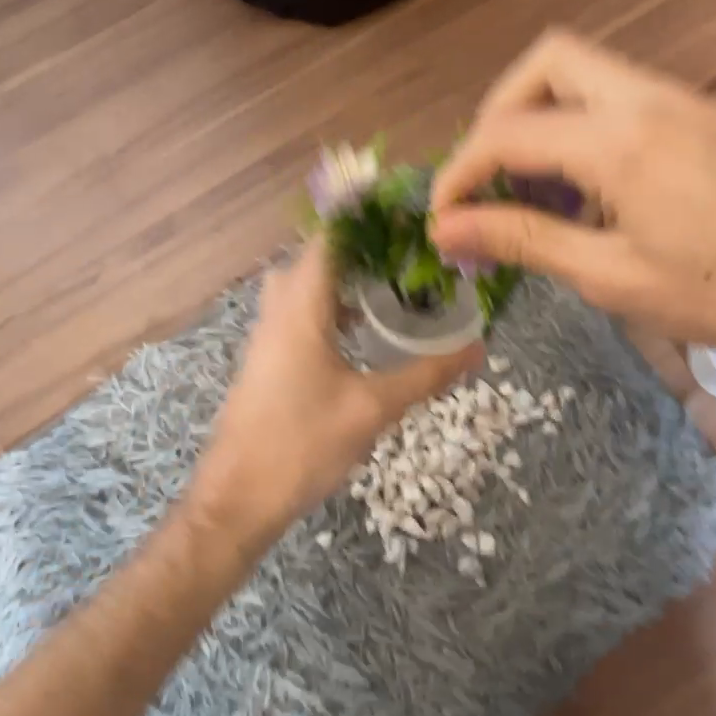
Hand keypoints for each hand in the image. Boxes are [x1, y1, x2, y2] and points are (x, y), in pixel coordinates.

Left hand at [199, 239, 481, 531]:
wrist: (237, 500)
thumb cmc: (302, 445)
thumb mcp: (372, 409)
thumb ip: (426, 374)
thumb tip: (478, 347)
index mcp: (299, 308)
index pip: (327, 238)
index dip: (364, 218)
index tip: (406, 215)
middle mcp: (276, 313)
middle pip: (313, 259)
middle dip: (358, 251)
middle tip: (404, 258)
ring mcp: (265, 340)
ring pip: (302, 290)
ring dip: (340, 284)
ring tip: (389, 292)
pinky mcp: (264, 365)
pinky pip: (296, 318)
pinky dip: (327, 313)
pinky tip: (359, 340)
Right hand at [428, 30, 715, 367]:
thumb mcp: (611, 277)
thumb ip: (524, 241)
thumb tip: (445, 230)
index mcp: (619, 140)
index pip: (508, 132)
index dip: (460, 171)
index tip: (442, 218)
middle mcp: (648, 97)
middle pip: (548, 61)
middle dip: (500, 112)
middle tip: (489, 179)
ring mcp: (683, 99)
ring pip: (588, 73)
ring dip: (545, 119)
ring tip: (537, 196)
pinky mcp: (706, 116)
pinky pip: (624, 99)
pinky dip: (586, 130)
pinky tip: (594, 196)